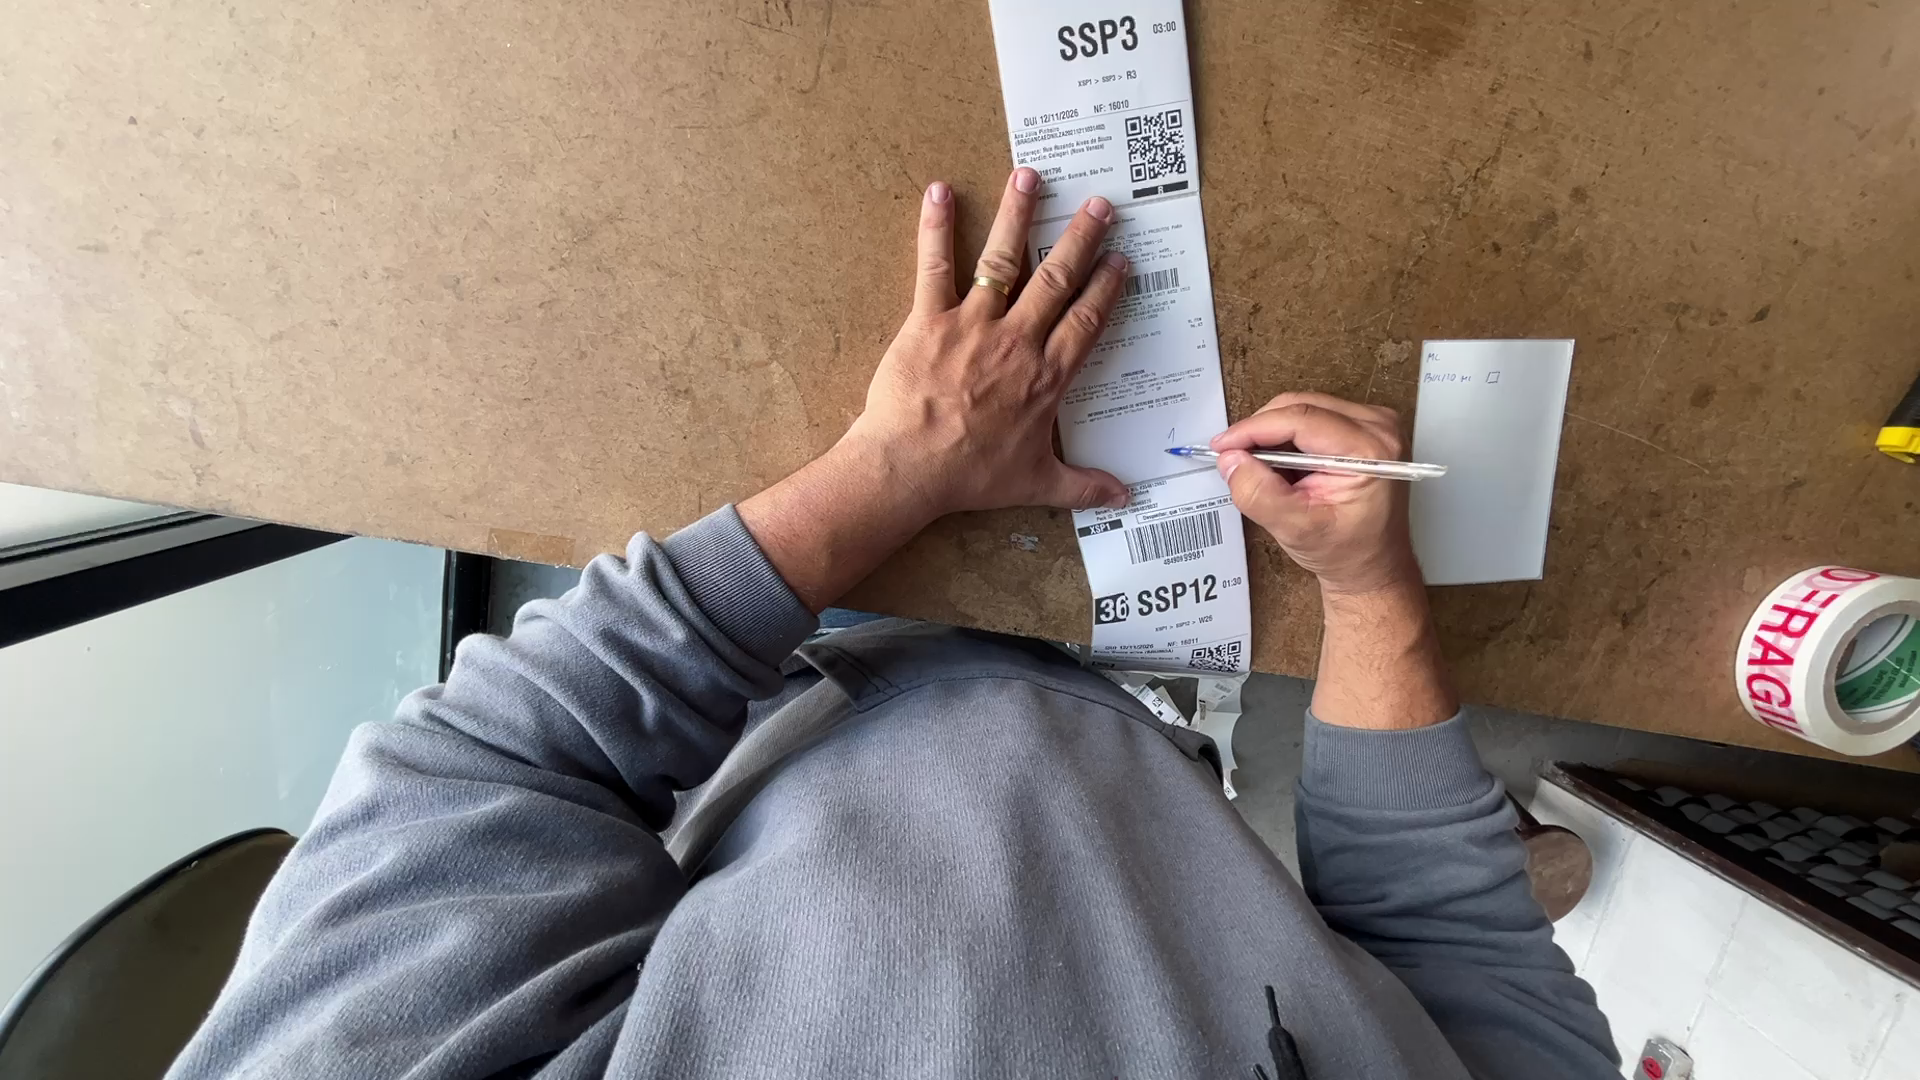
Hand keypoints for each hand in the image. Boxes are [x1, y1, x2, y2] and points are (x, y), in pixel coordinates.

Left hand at [842, 167, 1131, 521]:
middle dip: (1080, 239)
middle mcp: (1017, 342)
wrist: (911, 469)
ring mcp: (974, 326)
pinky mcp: (929, 321)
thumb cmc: (972, 476)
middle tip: (1099, 205)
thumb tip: (1124, 499)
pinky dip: (936, 227)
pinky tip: (939, 191)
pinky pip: (935, 266)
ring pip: (1003, 261)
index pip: (1086, 322)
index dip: (1105, 289)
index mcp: (1046, 377)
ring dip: (1018, 216)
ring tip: (1030, 175)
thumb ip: (1083, 486)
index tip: (1120, 262)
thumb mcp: (1035, 485)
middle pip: (1056, 280)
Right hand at [1215, 392, 1453, 728]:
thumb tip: (1229, 462)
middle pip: (1299, 407)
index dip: (1252, 429)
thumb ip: (1261, 494)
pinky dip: (1278, 439)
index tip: (1217, 448)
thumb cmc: (1344, 560)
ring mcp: (1372, 430)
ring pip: (1301, 412)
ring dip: (1265, 433)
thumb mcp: (1298, 530)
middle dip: (1255, 428)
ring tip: (1239, 463)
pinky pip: (1308, 424)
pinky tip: (1261, 463)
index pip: (1300, 420)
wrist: (1374, 580)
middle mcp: (1379, 429)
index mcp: (1372, 447)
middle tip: (1221, 454)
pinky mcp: (1359, 438)